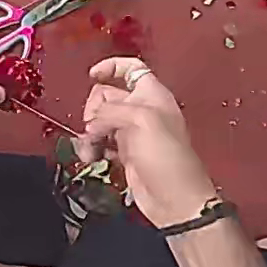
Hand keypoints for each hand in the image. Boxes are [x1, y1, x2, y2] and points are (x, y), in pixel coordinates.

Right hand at [78, 58, 217, 228]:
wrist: (175, 199)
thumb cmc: (167, 156)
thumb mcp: (142, 121)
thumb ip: (112, 111)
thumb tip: (92, 121)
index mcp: (152, 95)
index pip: (131, 69)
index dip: (111, 67)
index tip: (92, 74)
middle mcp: (142, 110)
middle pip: (108, 94)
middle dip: (95, 107)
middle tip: (93, 124)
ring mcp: (132, 132)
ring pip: (101, 120)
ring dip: (91, 131)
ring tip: (90, 147)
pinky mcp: (124, 153)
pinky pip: (101, 141)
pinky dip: (93, 147)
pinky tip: (92, 156)